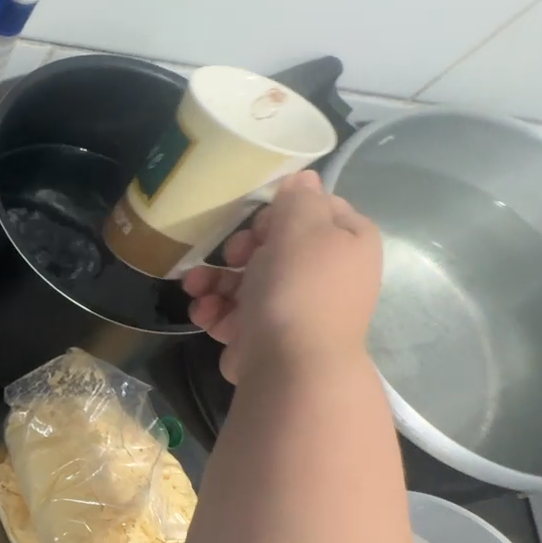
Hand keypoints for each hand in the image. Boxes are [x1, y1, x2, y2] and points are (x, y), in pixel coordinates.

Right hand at [181, 170, 382, 382]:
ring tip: (195, 287)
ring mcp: (290, 306)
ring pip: (245, 282)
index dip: (279, 211)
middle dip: (239, 249)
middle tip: (229, 254)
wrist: (289, 364)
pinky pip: (232, 314)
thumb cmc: (299, 290)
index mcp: (346, 241)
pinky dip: (214, 311)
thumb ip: (298, 201)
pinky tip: (203, 312)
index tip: (253, 220)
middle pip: (273, 247)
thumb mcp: (301, 231)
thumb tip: (300, 178)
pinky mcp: (260, 334)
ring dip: (215, 281)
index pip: (314, 210)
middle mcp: (323, 272)